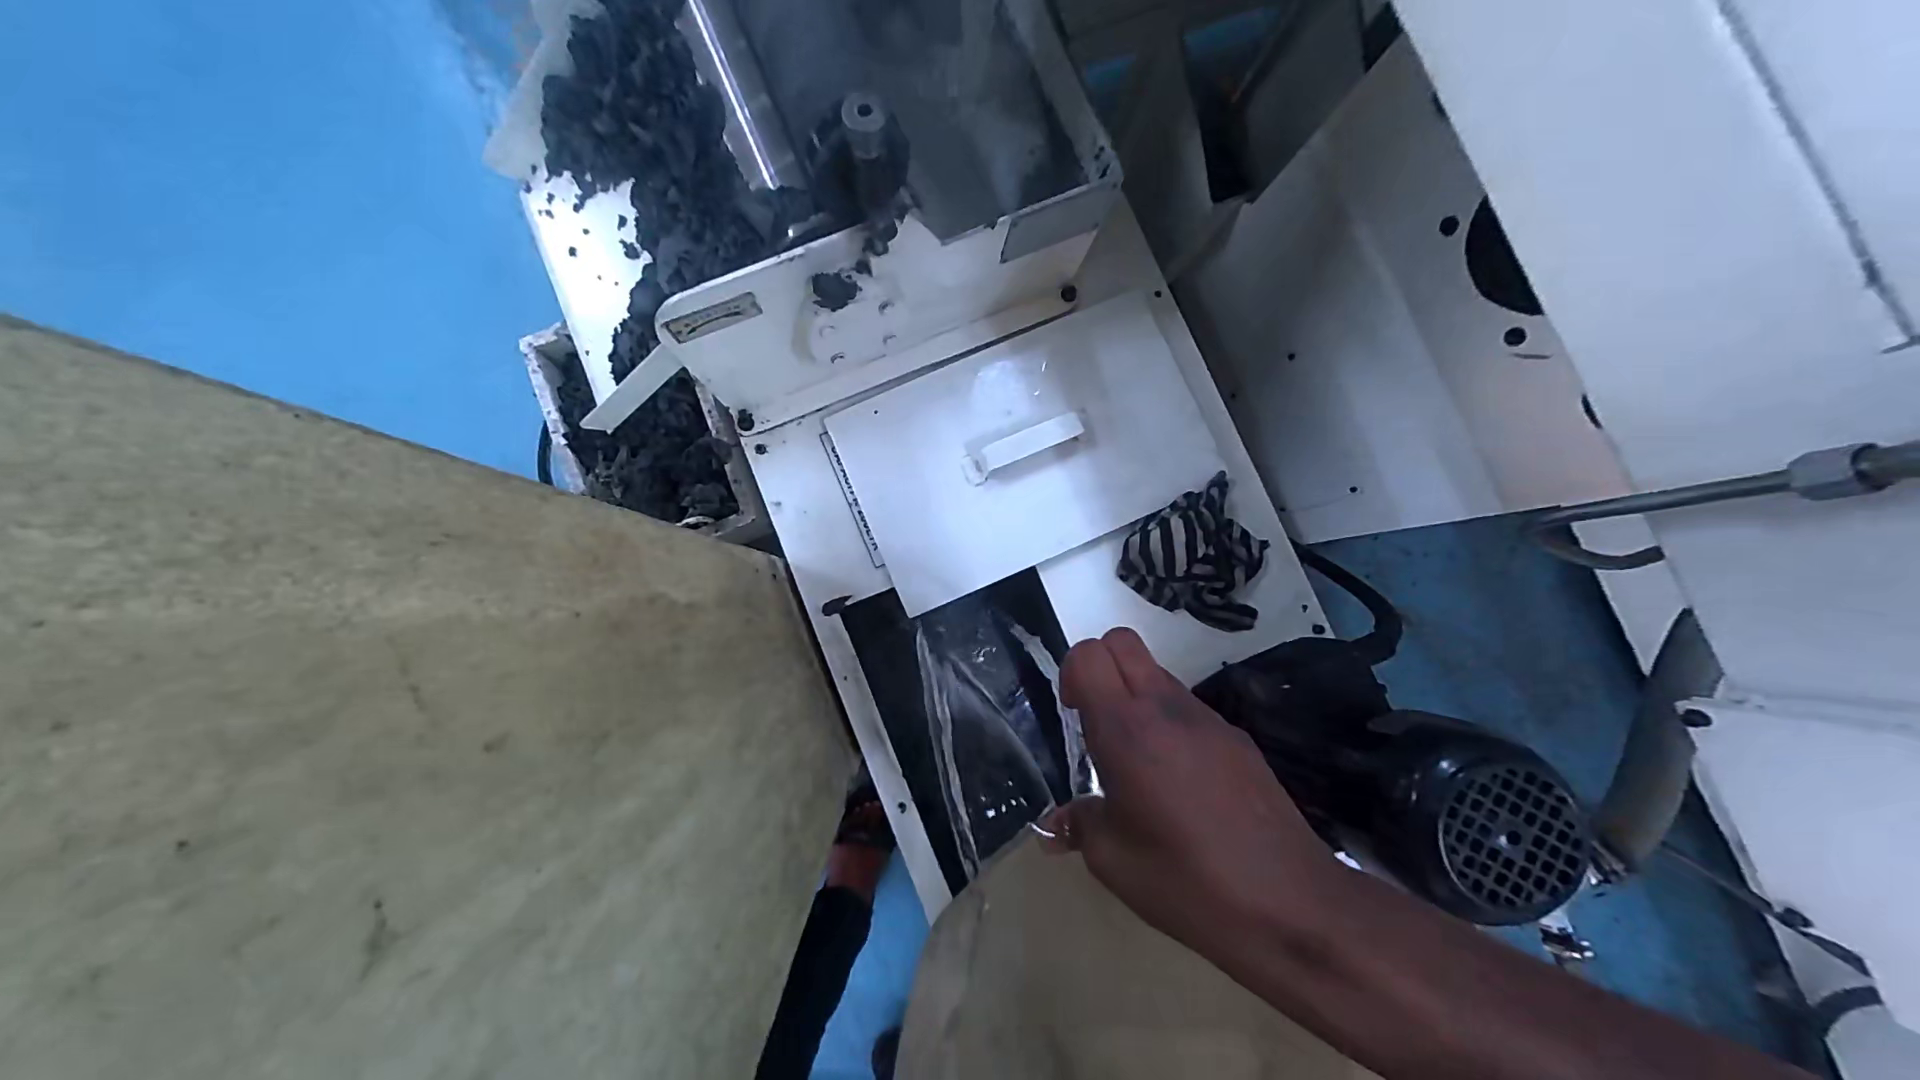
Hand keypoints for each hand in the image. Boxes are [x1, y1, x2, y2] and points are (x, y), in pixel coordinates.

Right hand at [1039, 628, 1338, 954]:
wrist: (1291, 904)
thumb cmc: (1187, 880)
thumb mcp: (1112, 860)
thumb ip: (1078, 824)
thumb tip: (1057, 821)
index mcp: (1126, 729)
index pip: (1089, 654)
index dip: (1072, 673)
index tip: (1073, 715)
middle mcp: (1166, 708)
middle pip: (1122, 641)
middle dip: (1099, 667)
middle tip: (1097, 721)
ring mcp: (1208, 719)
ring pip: (1157, 672)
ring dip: (1135, 695)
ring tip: (1138, 760)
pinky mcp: (1237, 737)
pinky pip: (1188, 707)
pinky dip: (1169, 722)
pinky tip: (1180, 782)